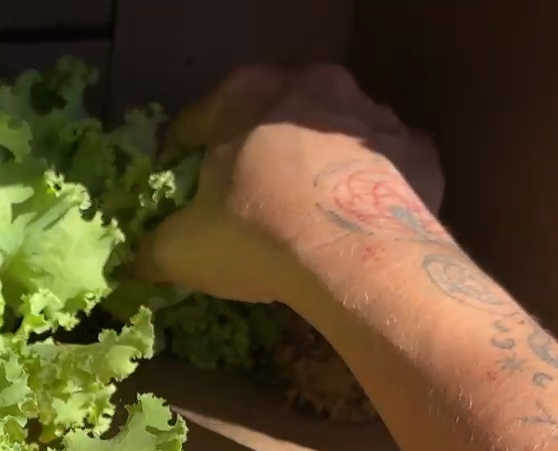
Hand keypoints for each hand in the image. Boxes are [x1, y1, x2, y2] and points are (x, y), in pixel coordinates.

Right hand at [138, 65, 444, 306]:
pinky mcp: (416, 149)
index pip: (194, 121)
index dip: (177, 160)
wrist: (355, 258)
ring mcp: (371, 113)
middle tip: (235, 198)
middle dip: (249, 152)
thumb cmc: (253, 234)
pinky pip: (374, 167)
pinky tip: (339, 227)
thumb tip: (141, 258)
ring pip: (324, 136)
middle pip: (266, 118)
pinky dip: (355, 190)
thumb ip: (153, 247)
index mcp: (245, 95)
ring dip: (306, 166)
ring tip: (291, 216)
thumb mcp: (178, 250)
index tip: (174, 190)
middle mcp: (311, 85)